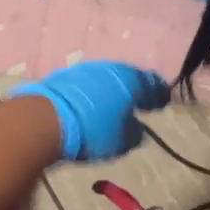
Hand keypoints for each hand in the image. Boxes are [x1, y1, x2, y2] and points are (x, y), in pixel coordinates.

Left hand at [12, 61, 169, 161]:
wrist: (45, 119)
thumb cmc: (93, 131)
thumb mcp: (121, 141)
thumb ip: (135, 133)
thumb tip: (137, 128)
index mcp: (132, 81)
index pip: (153, 84)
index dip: (160, 94)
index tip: (163, 102)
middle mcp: (113, 69)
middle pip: (130, 77)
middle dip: (137, 88)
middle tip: (141, 100)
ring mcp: (89, 69)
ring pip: (109, 78)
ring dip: (114, 89)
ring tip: (115, 103)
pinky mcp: (67, 75)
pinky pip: (90, 82)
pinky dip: (96, 91)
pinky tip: (92, 102)